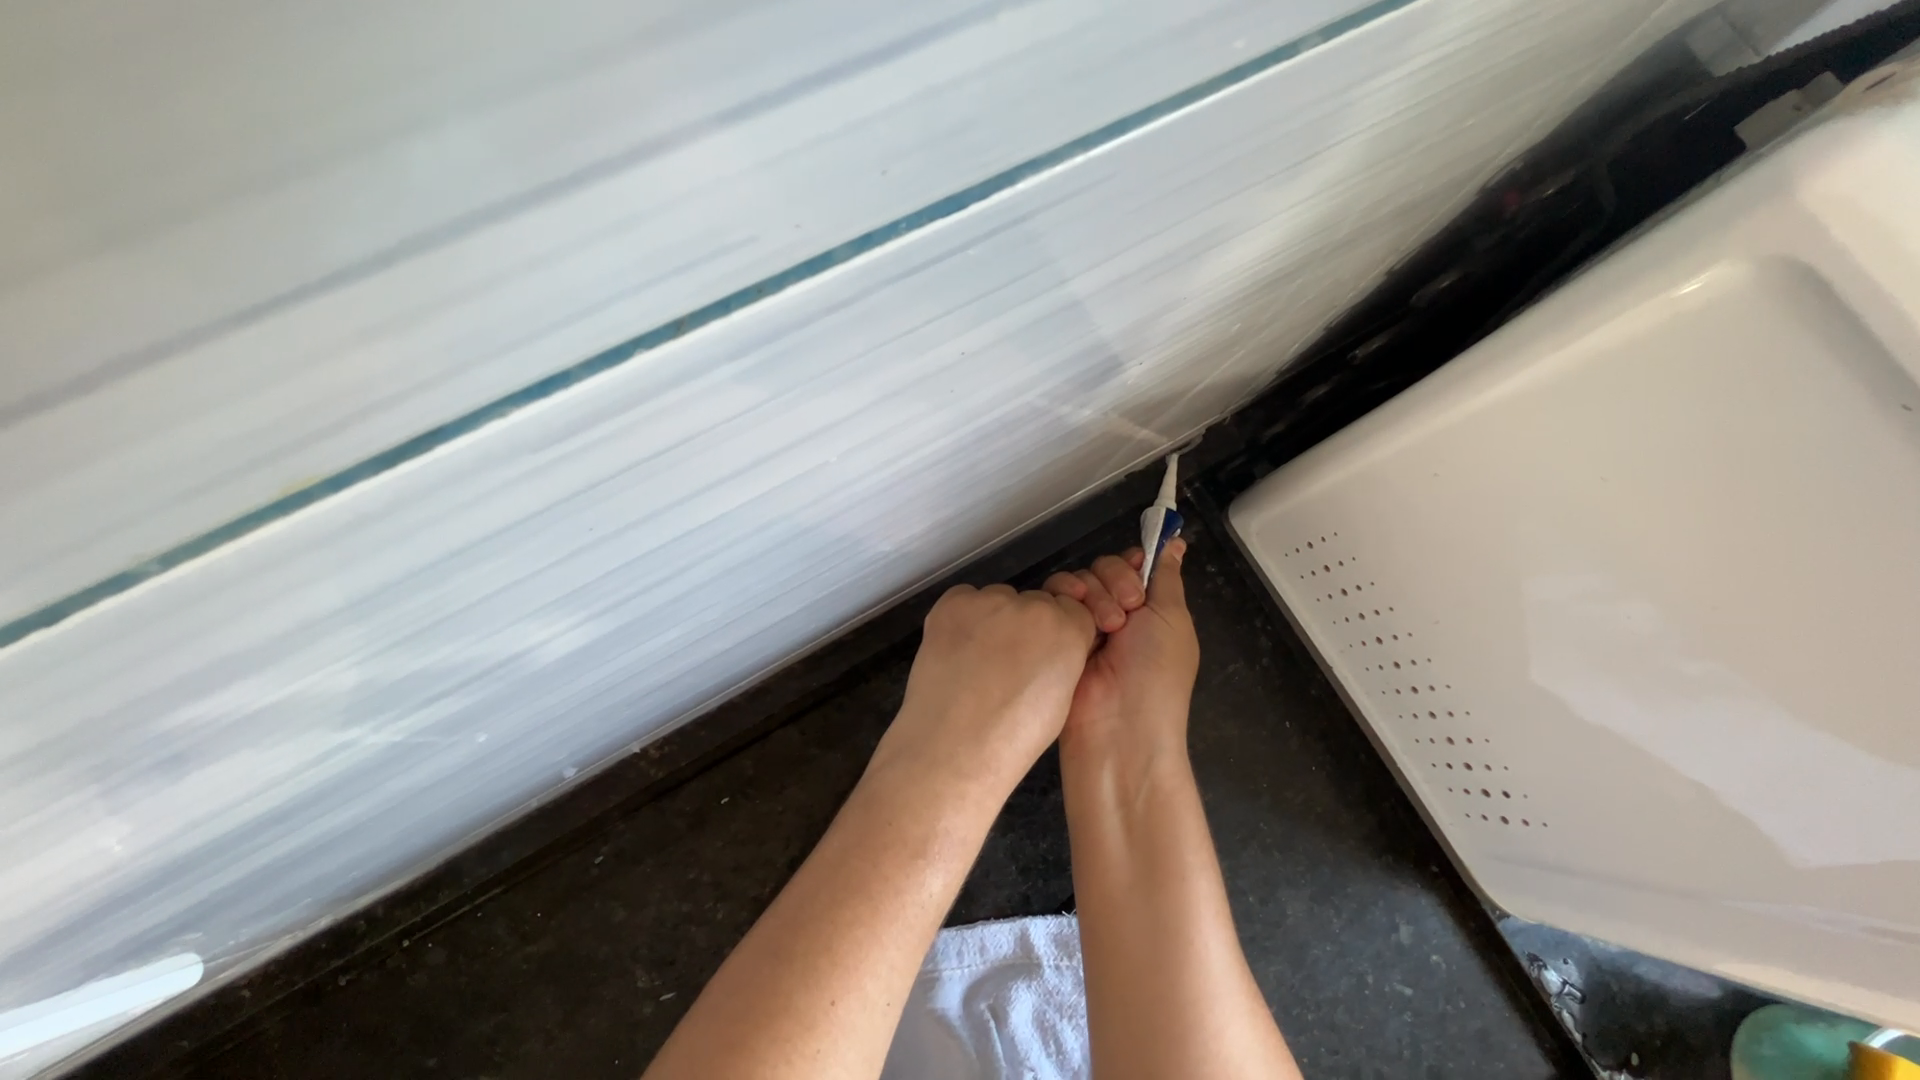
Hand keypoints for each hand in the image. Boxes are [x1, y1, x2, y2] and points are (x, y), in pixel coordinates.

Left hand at [870, 583, 1097, 797]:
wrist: (955, 747)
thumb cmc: (1015, 738)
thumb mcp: (1063, 697)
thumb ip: (1064, 658)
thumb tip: (1050, 645)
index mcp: (1069, 630)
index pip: (1072, 609)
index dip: (1057, 634)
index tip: (1041, 657)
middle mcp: (1033, 606)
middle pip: (1035, 602)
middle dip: (1026, 625)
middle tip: (1005, 662)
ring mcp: (989, 601)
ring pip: (999, 600)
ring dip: (993, 620)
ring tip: (976, 661)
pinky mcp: (951, 603)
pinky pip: (964, 599)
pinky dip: (962, 618)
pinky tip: (956, 651)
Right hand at [1043, 539, 1197, 759]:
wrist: (1119, 727)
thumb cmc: (1156, 672)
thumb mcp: (1172, 618)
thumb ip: (1167, 576)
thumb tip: (1176, 542)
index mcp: (1148, 612)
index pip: (1132, 567)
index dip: (1132, 563)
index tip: (1138, 570)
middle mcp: (1114, 616)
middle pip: (1102, 569)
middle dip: (1114, 581)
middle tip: (1126, 611)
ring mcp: (1082, 627)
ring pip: (1077, 581)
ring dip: (1092, 594)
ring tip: (1102, 626)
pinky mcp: (1054, 636)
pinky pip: (1050, 599)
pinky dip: (1062, 599)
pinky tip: (1073, 618)